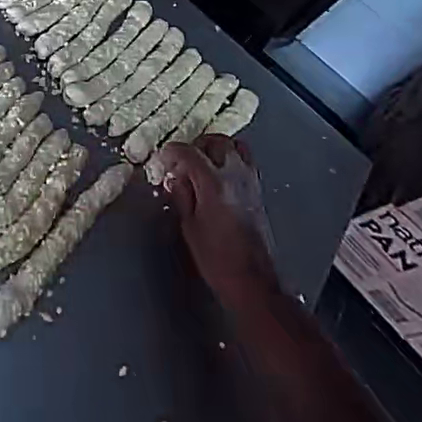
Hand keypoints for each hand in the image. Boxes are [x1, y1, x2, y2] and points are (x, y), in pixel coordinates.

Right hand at [157, 135, 280, 306]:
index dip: (173, 151)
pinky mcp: (258, 190)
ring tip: (201, 163)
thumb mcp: (190, 227)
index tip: (163, 157)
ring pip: (234, 147)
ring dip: (216, 148)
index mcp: (214, 183)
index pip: (190, 152)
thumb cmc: (217, 259)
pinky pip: (243, 161)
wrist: (253, 280)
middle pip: (216, 142)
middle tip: (182, 159)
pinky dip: (229, 159)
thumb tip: (175, 178)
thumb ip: (182, 196)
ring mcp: (250, 181)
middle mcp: (235, 175)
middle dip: (197, 145)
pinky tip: (217, 177)